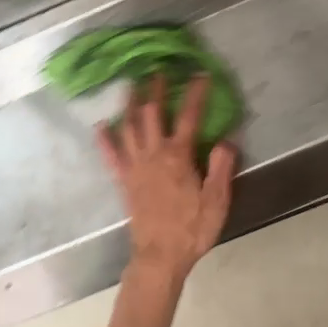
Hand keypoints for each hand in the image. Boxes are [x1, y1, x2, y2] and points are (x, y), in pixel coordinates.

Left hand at [97, 75, 236, 282]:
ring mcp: (135, 167)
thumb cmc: (192, 229)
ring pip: (129, 127)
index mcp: (178, 156)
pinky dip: (105, 139)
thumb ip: (222, 167)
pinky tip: (101, 126)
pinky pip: (111, 155)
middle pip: (152, 112)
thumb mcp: (218, 200)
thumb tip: (226, 139)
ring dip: (130, 103)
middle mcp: (154, 154)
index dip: (196, 93)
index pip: (189, 116)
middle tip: (159, 70)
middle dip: (156, 88)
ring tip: (132, 86)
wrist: (160, 256)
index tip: (201, 74)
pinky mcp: (123, 181)